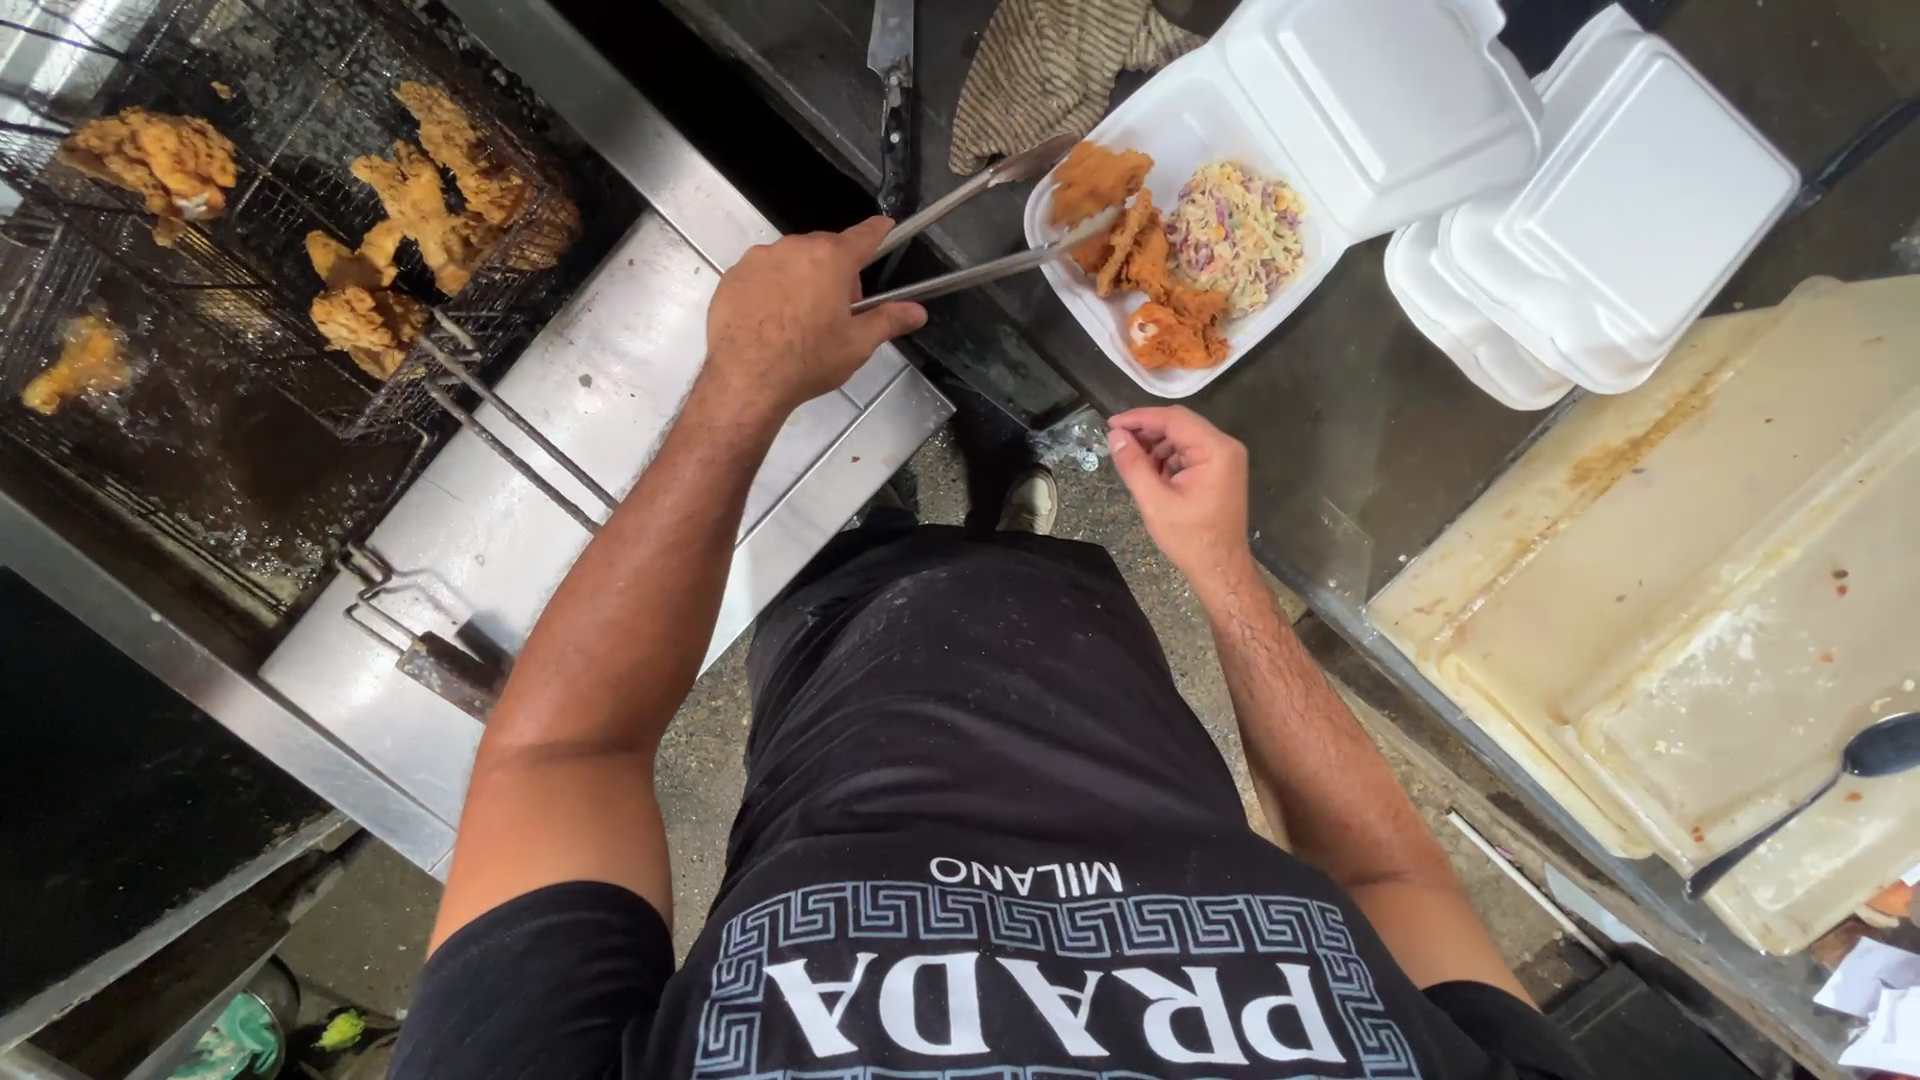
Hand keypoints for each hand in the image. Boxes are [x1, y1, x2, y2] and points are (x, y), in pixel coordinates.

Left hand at [703, 217, 926, 415]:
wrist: (747, 379)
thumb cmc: (807, 360)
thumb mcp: (857, 344)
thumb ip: (889, 320)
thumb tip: (917, 312)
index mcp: (831, 260)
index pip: (863, 236)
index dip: (877, 231)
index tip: (884, 226)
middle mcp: (794, 248)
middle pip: (825, 251)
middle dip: (836, 273)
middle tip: (837, 313)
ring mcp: (759, 259)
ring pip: (791, 261)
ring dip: (802, 280)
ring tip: (800, 323)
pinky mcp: (734, 276)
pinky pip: (762, 275)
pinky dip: (771, 290)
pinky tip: (772, 323)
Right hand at [1108, 406, 1254, 598]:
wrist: (1219, 567)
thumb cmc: (1189, 538)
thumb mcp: (1154, 501)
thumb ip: (1133, 464)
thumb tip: (1115, 435)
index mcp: (1215, 450)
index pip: (1173, 419)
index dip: (1139, 418)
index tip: (1110, 424)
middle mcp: (1225, 447)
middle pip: (1179, 424)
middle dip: (1146, 430)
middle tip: (1117, 441)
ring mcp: (1225, 458)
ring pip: (1182, 436)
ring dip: (1155, 444)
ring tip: (1132, 461)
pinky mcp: (1219, 469)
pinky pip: (1189, 451)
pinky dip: (1167, 456)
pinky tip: (1150, 471)